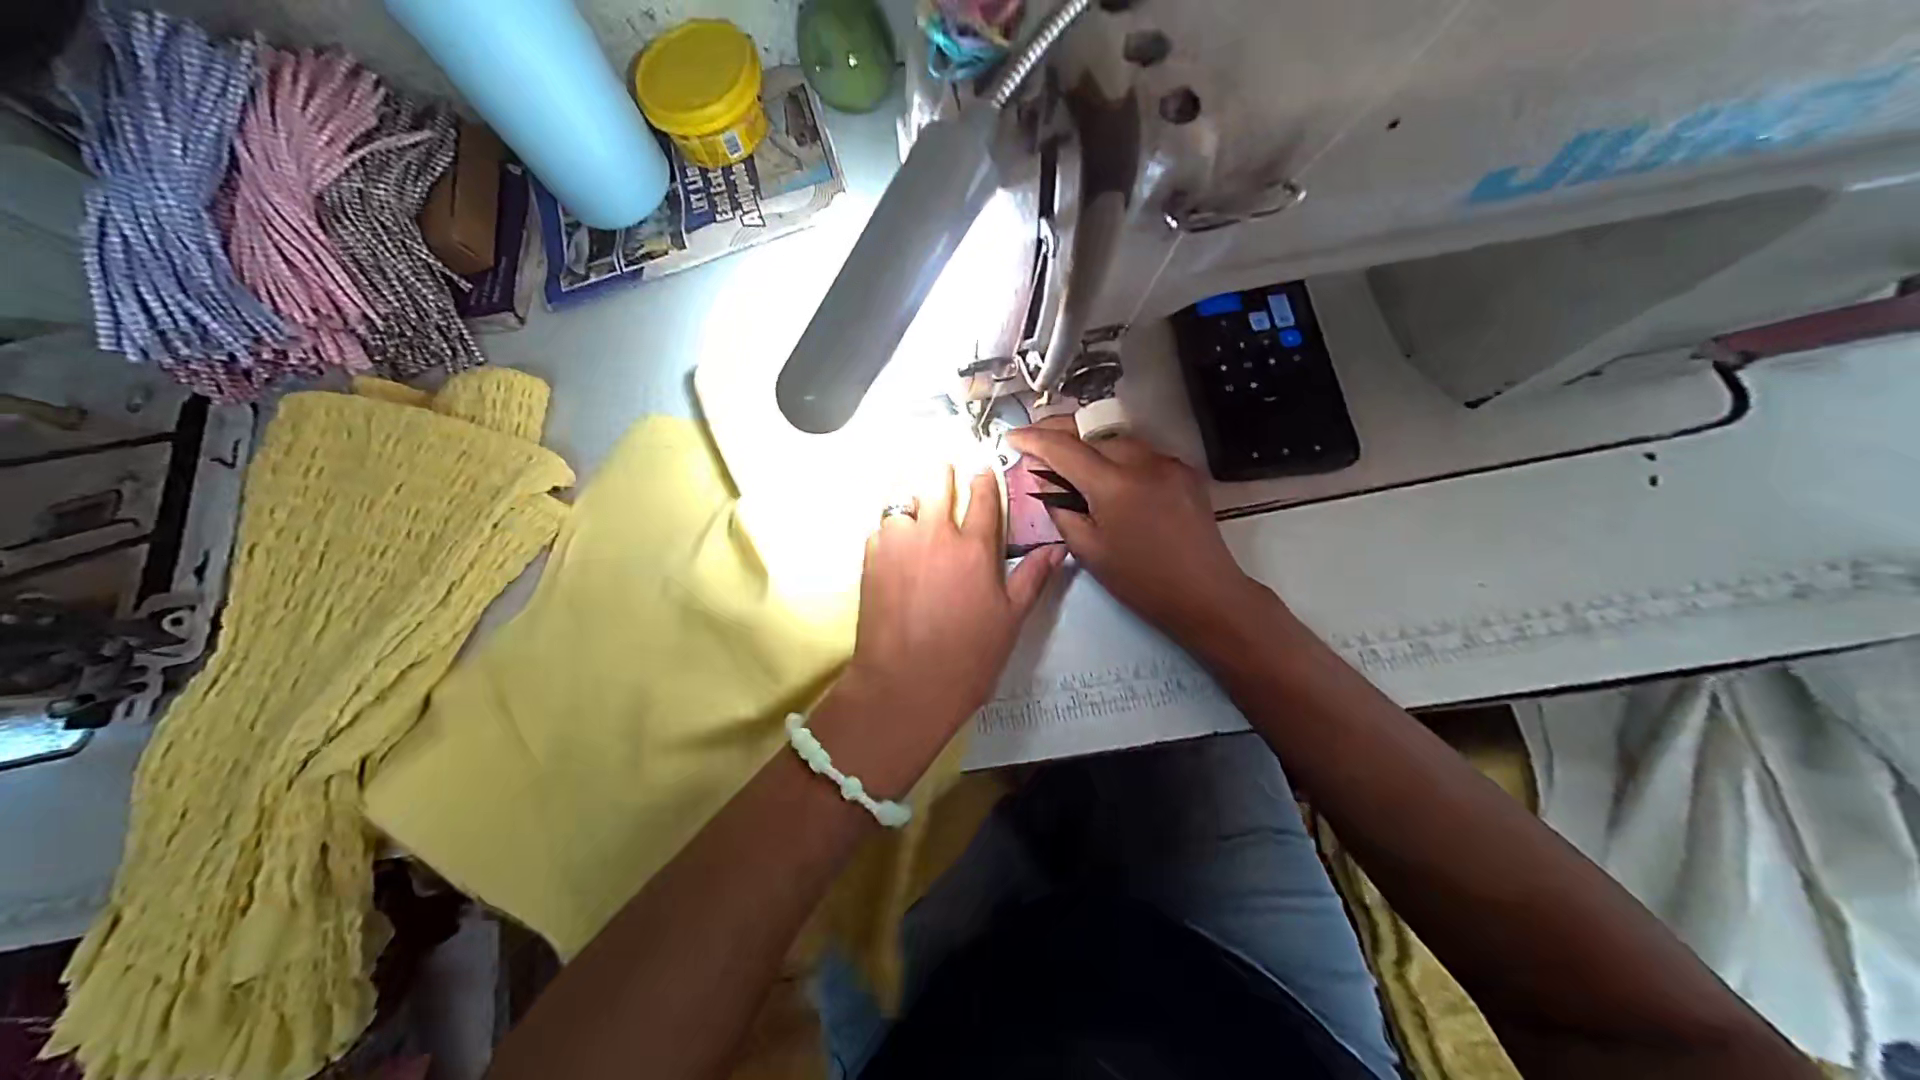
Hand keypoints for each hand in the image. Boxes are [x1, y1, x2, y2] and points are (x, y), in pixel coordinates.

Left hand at [824, 466, 1063, 788]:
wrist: (906, 684)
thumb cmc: (968, 656)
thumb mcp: (1011, 618)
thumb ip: (1033, 578)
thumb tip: (1058, 549)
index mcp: (974, 547)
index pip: (982, 496)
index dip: (983, 478)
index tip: (982, 468)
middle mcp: (935, 534)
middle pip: (936, 483)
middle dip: (942, 472)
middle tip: (945, 469)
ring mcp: (898, 544)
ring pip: (902, 498)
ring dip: (912, 494)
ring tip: (916, 499)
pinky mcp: (870, 559)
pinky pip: (880, 528)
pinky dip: (890, 525)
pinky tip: (894, 536)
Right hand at [1007, 423, 1277, 649]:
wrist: (1205, 593)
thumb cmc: (1140, 580)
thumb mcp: (1088, 549)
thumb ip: (1059, 508)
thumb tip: (1043, 479)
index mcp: (1114, 485)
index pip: (1064, 447)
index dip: (1033, 438)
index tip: (1012, 436)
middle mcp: (1142, 462)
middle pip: (1091, 432)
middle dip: (1058, 430)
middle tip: (1034, 441)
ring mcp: (1167, 462)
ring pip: (1116, 437)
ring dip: (1088, 441)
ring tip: (1067, 457)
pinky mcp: (1184, 470)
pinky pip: (1141, 452)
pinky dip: (1116, 455)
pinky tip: (1107, 473)